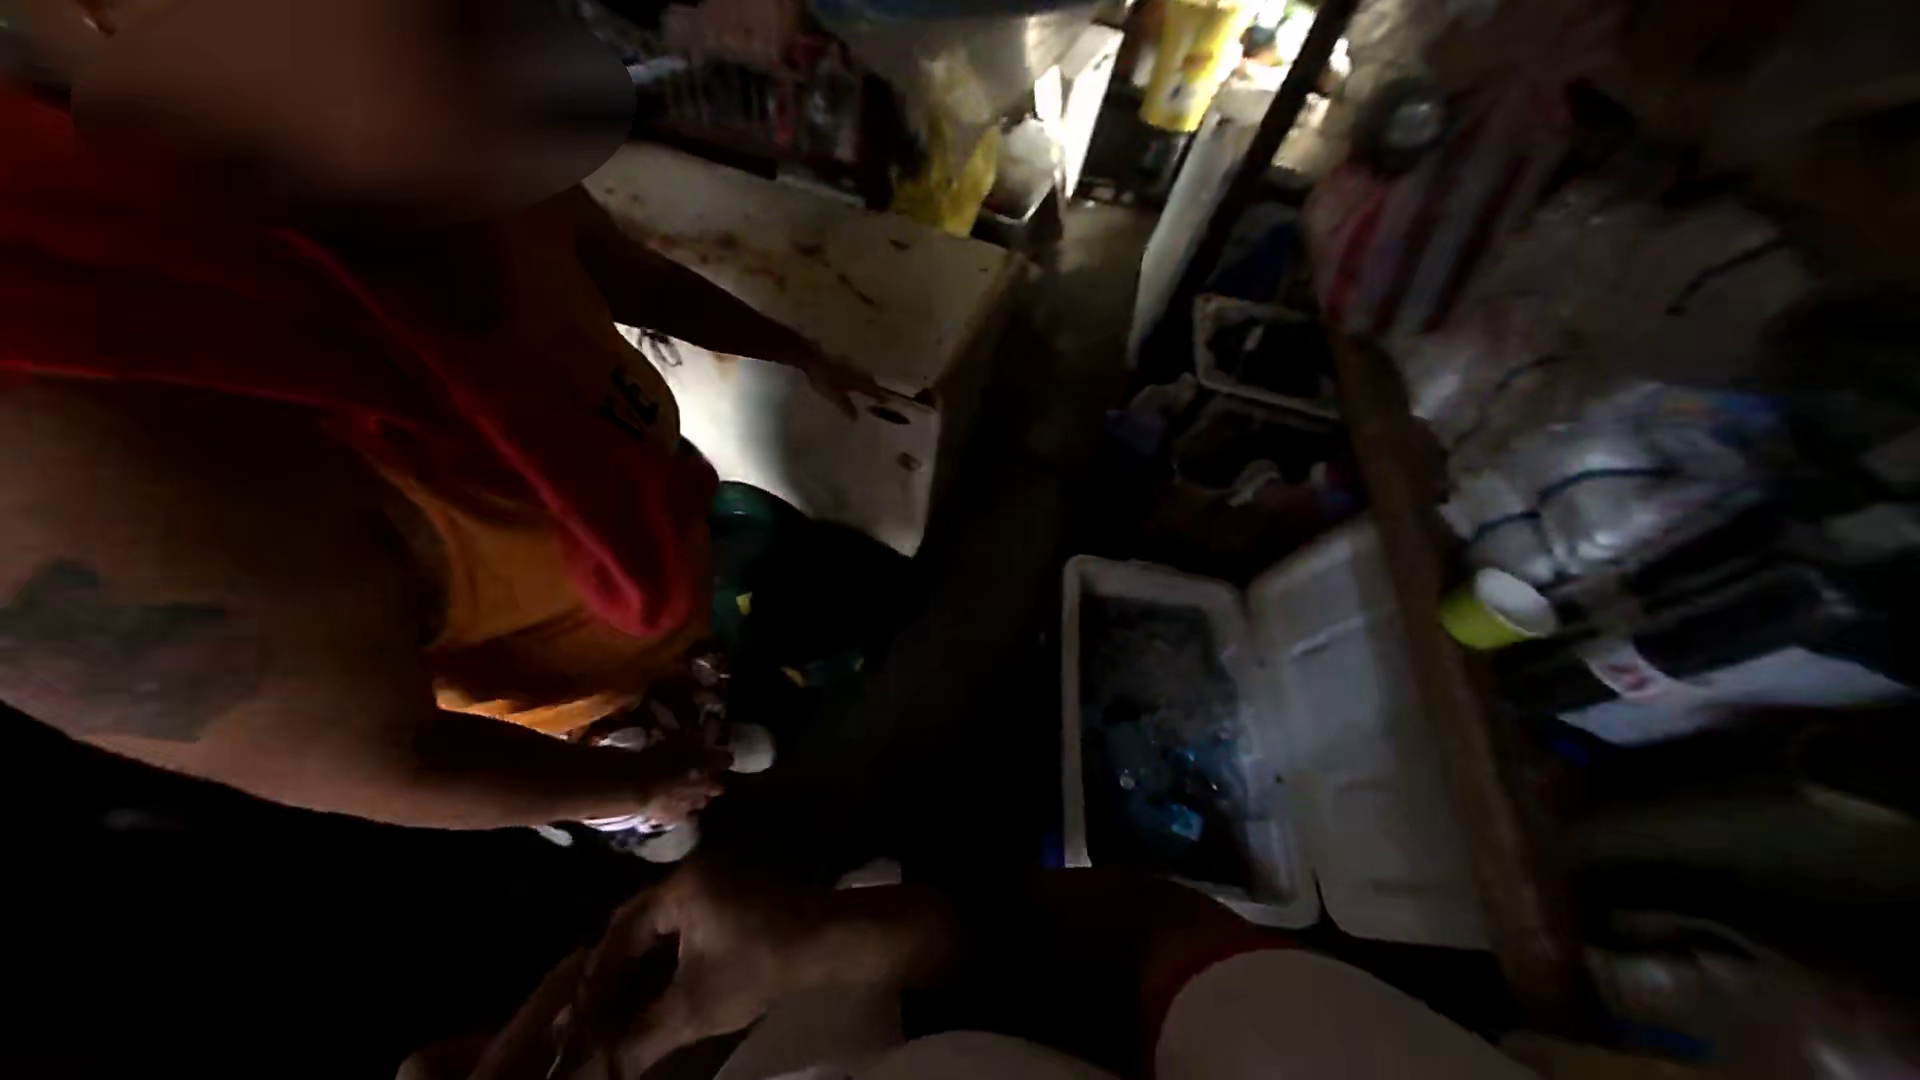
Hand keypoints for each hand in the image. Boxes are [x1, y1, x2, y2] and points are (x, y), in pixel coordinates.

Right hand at [573, 860, 831, 1077]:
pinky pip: (685, 919)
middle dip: (614, 970)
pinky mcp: (732, 889)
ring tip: (617, 1008)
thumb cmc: (758, 964)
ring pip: (662, 921)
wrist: (825, 939)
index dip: (596, 980)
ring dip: (640, 962)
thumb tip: (600, 1070)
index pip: (620, 931)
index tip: (578, 1020)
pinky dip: (667, 951)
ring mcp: (716, 877)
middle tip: (592, 1015)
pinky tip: (656, 986)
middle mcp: (694, 872)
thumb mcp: (695, 1006)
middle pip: (637, 921)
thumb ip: (640, 1037)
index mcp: (681, 886)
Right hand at [624, 738, 726, 825]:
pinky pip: (689, 818)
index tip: (714, 756)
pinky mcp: (679, 819)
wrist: (637, 784)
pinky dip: (685, 814)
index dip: (721, 758)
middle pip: (717, 786)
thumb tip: (698, 738)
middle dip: (711, 782)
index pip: (726, 760)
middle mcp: (709, 784)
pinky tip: (677, 810)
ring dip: (698, 797)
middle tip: (698, 777)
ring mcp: (695, 803)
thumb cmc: (656, 755)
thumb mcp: (675, 738)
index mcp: (711, 763)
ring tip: (685, 794)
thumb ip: (691, 739)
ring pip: (703, 802)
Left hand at [771, 337, 909, 421]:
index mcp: (857, 381)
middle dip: (875, 389)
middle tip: (878, 397)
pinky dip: (858, 377)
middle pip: (870, 381)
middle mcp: (857, 372)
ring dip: (867, 382)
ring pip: (863, 374)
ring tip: (867, 390)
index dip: (879, 396)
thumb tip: (856, 418)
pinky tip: (852, 380)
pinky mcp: (842, 361)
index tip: (886, 402)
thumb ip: (846, 406)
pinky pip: (855, 371)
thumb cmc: (823, 378)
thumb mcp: (834, 396)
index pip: (873, 390)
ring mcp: (850, 365)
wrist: (810, 357)